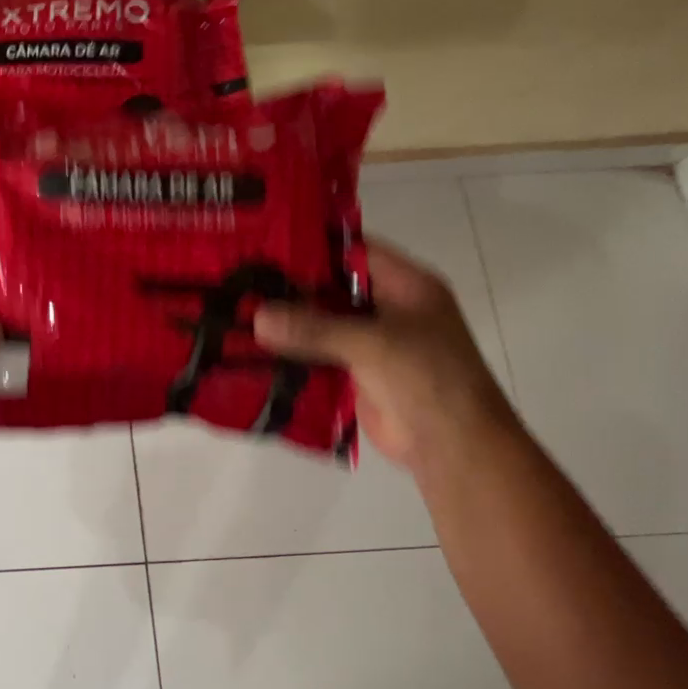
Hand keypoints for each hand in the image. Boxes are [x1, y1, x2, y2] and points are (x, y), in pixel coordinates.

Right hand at [253, 241, 517, 473]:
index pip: (355, 251)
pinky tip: (251, 351)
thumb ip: (314, 328)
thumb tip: (256, 318)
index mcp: (406, 286)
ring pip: (320, 324)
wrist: (452, 446)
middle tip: (238, 280)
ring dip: (285, 324)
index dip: (314, 244)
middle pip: (331, 288)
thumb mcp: (373, 343)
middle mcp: (387, 308)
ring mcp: (370, 343)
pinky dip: (289, 355)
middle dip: (289, 287)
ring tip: (235, 313)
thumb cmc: (428, 379)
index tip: (265, 243)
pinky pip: (315, 356)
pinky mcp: (354, 374)